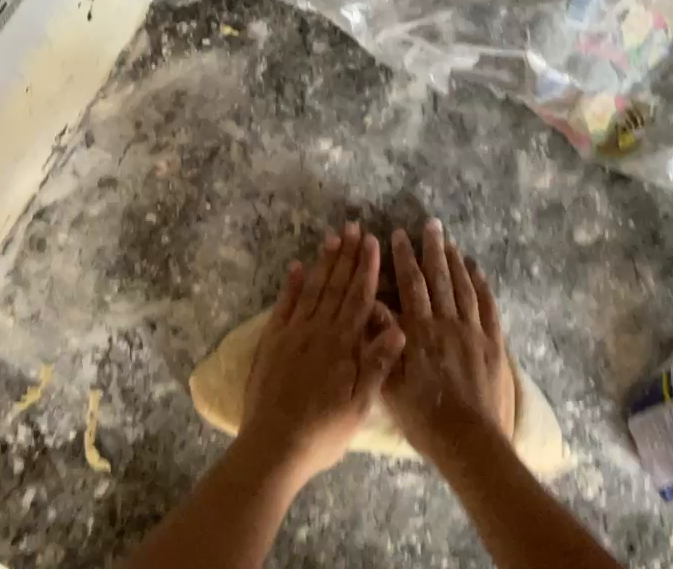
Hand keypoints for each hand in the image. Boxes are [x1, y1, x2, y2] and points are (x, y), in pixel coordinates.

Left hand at [238, 223, 406, 483]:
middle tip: (354, 226)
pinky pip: (284, 305)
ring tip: (333, 237)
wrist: (274, 446)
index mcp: (343, 345)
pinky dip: (292, 284)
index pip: (360, 298)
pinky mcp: (272, 341)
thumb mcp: (359, 406)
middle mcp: (319, 331)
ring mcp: (293, 333)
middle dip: (347, 255)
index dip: (368, 269)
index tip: (373, 243)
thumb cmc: (323, 432)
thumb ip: (376, 365)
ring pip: (313, 289)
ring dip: (324, 262)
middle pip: (337, 286)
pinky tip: (298, 266)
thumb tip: (400, 331)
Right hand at [382, 221, 516, 461]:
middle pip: (440, 278)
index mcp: (420, 331)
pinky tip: (478, 272)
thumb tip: (372, 305)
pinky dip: (482, 286)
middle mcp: (447, 324)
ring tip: (450, 241)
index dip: (404, 258)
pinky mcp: (494, 346)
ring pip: (464, 287)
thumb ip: (382, 341)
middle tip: (431, 224)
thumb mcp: (391, 383)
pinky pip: (488, 308)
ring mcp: (474, 333)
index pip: (411, 285)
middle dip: (433, 249)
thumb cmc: (424, 418)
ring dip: (456, 261)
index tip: (399, 235)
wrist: (470, 443)